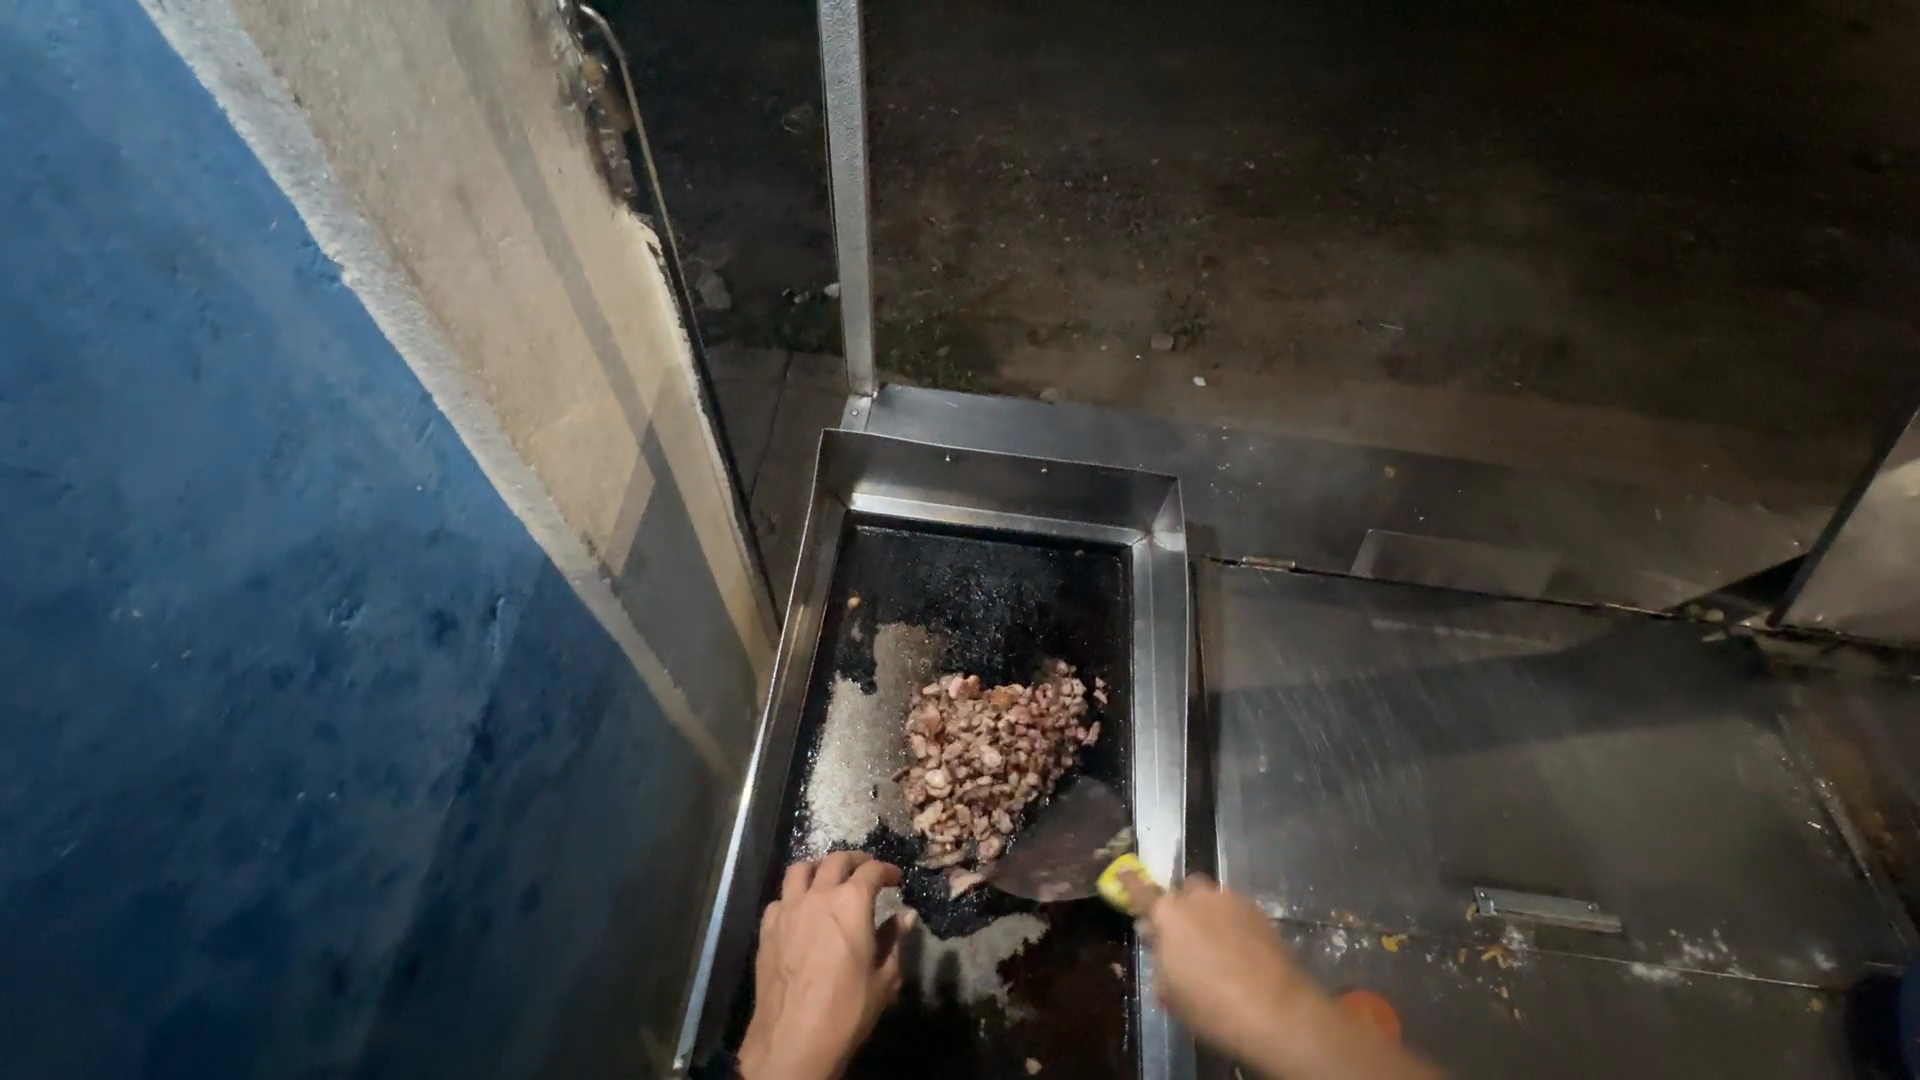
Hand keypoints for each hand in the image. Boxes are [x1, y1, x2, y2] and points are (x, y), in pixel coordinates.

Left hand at [738, 852, 911, 1079]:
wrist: (793, 1039)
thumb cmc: (847, 1009)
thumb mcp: (884, 978)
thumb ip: (894, 940)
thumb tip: (906, 916)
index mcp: (852, 902)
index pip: (873, 870)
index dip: (887, 870)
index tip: (895, 878)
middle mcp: (819, 894)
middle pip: (836, 860)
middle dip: (855, 860)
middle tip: (865, 870)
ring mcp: (789, 909)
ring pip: (800, 869)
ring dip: (818, 867)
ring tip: (827, 877)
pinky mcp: (768, 928)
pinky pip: (780, 898)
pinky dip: (793, 897)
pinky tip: (799, 911)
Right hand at [1143, 873, 1320, 1059]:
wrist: (1276, 1011)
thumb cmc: (1212, 1006)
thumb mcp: (1171, 993)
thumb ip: (1161, 962)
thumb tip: (1161, 947)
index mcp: (1168, 915)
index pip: (1141, 891)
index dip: (1130, 882)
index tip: (1124, 871)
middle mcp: (1198, 898)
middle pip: (1185, 890)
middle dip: (1183, 904)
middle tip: (1186, 932)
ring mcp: (1231, 901)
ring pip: (1214, 899)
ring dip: (1210, 914)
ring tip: (1218, 944)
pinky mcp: (1259, 912)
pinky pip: (1237, 911)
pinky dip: (1234, 925)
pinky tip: (1241, 950)